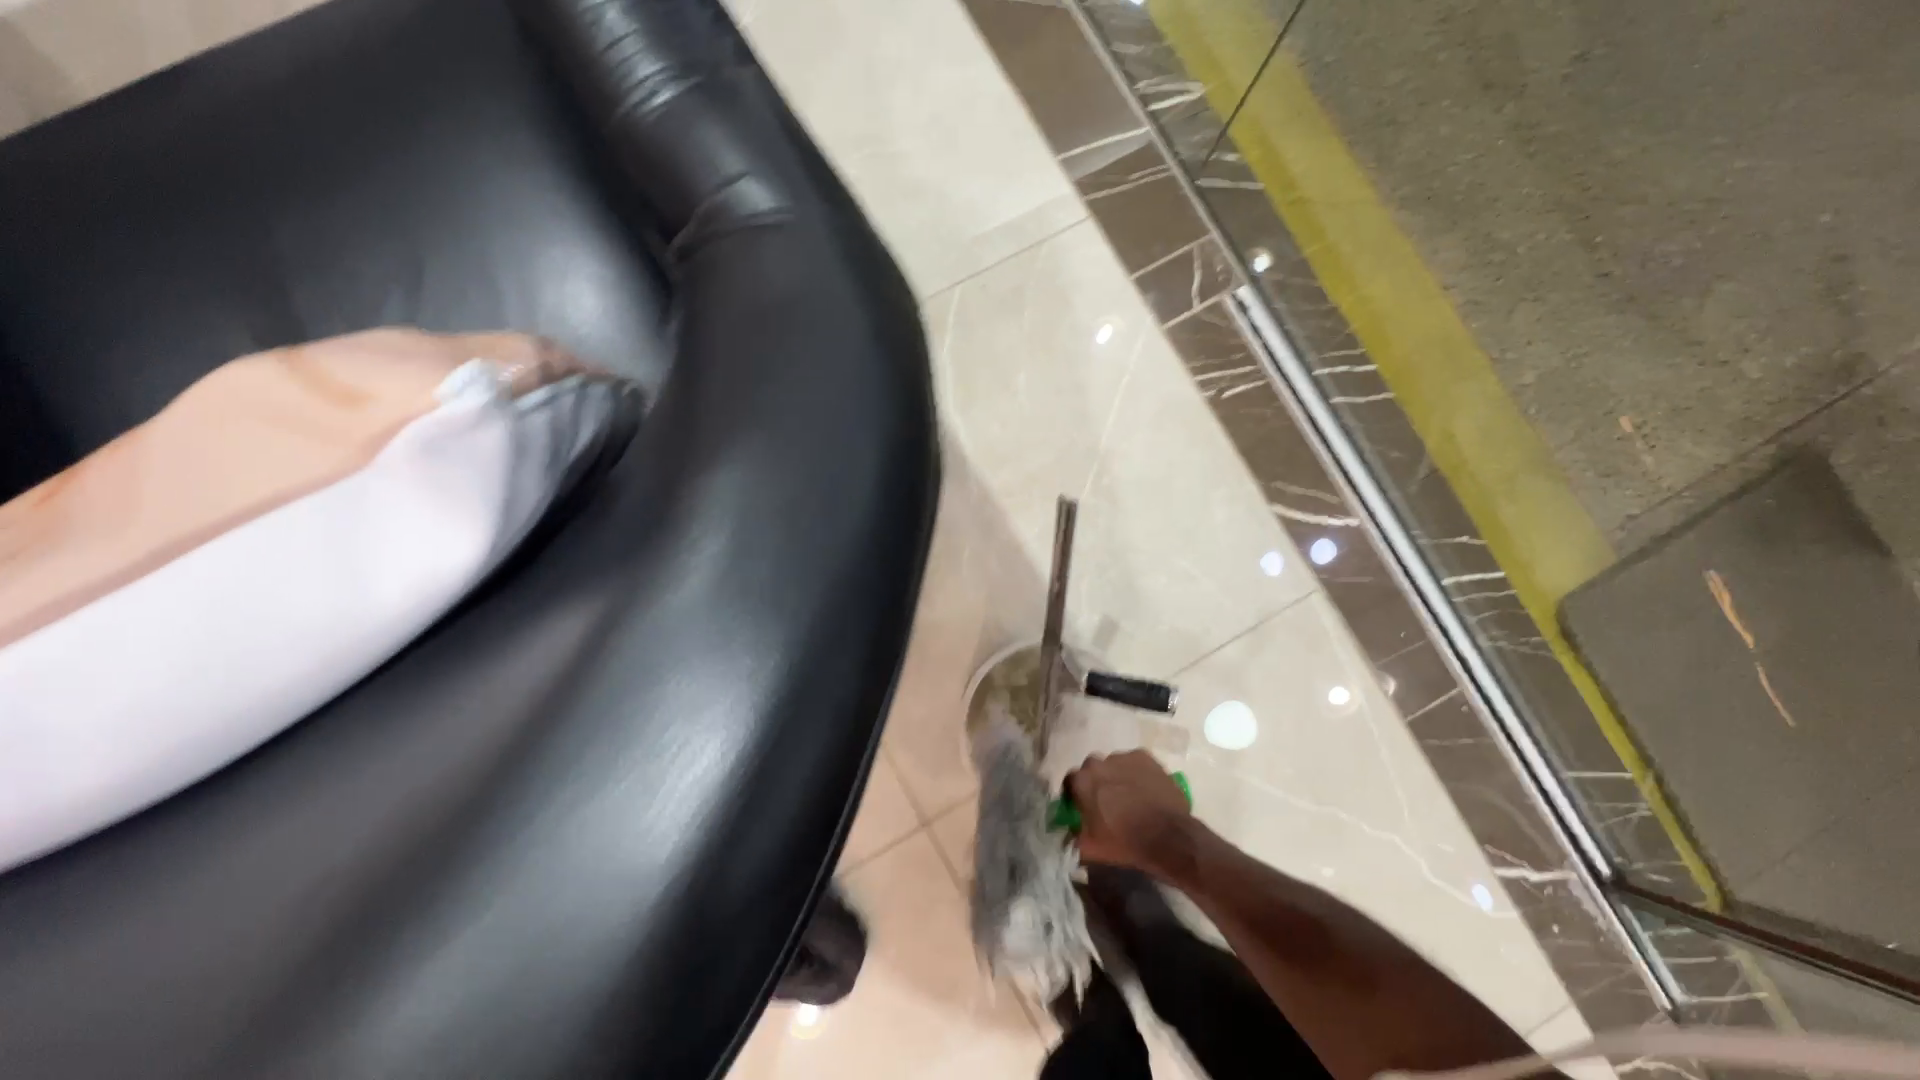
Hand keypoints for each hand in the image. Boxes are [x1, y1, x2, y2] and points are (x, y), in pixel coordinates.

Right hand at [1064, 750, 1197, 880]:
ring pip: (1114, 764)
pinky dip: (1136, 773)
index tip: (1083, 807)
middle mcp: (1099, 763)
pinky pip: (1135, 763)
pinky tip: (1145, 789)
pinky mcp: (1146, 757)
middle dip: (1096, 782)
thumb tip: (1069, 831)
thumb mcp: (1089, 848)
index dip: (1076, 794)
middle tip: (1107, 801)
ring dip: (1116, 776)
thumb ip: (1073, 836)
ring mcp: (1124, 757)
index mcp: (1081, 782)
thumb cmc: (1124, 842)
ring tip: (1129, 796)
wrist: (1168, 837)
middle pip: (1092, 769)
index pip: (1070, 781)